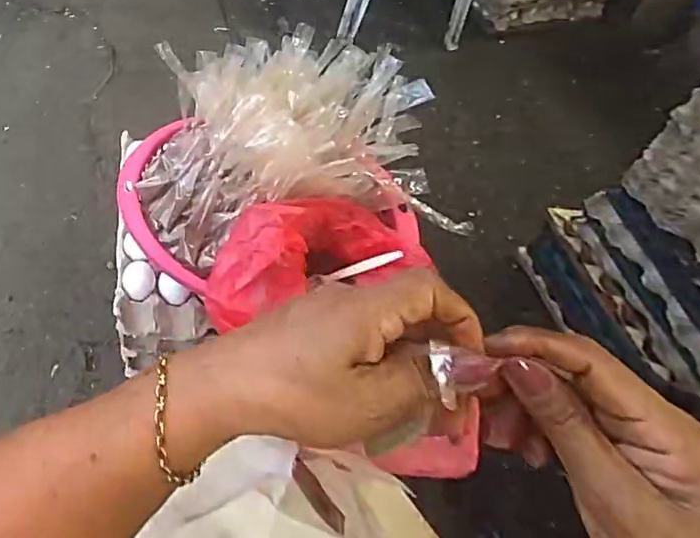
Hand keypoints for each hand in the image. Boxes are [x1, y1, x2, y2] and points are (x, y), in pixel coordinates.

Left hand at [178, 270, 482, 451]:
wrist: (227, 384)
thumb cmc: (299, 393)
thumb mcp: (371, 399)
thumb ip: (424, 379)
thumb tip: (468, 364)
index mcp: (366, 304)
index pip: (431, 285)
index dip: (462, 319)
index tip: (472, 368)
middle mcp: (348, 295)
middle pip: (412, 308)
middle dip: (442, 354)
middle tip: (454, 411)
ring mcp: (327, 307)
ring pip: (389, 325)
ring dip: (415, 364)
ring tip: (423, 415)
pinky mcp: (312, 324)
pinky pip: (363, 334)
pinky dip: (385, 362)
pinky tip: (384, 399)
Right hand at [480, 328, 699, 537]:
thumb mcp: (613, 499)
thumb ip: (566, 426)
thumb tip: (516, 361)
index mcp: (668, 426)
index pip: (591, 359)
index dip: (533, 344)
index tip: (482, 350)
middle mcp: (656, 420)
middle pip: (575, 374)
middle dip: (521, 379)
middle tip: (479, 395)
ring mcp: (643, 439)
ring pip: (568, 396)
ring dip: (525, 406)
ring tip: (498, 433)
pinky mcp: (628, 455)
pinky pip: (574, 422)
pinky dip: (541, 428)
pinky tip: (524, 448)